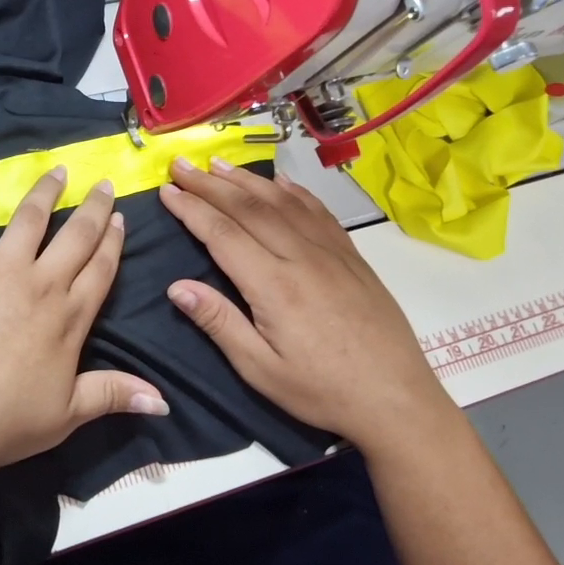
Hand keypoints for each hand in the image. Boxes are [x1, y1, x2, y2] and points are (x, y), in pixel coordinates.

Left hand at [0, 168, 167, 472]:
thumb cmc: (3, 416)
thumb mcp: (66, 416)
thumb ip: (112, 396)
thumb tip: (163, 399)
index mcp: (70, 318)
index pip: (100, 271)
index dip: (112, 243)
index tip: (119, 218)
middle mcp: (44, 283)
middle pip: (76, 237)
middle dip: (92, 209)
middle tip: (102, 185)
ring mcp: (2, 266)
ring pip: (32, 219)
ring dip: (46, 193)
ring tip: (56, 172)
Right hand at [157, 157, 451, 450]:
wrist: (397, 400)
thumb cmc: (321, 390)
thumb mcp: (261, 370)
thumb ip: (219, 323)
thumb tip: (176, 286)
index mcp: (274, 286)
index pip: (222, 234)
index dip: (191, 209)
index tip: (166, 190)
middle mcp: (301, 257)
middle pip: (248, 208)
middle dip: (210, 184)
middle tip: (180, 165)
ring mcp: (331, 253)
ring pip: (282, 203)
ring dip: (246, 180)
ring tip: (218, 164)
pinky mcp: (352, 257)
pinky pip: (318, 212)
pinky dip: (294, 191)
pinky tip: (279, 182)